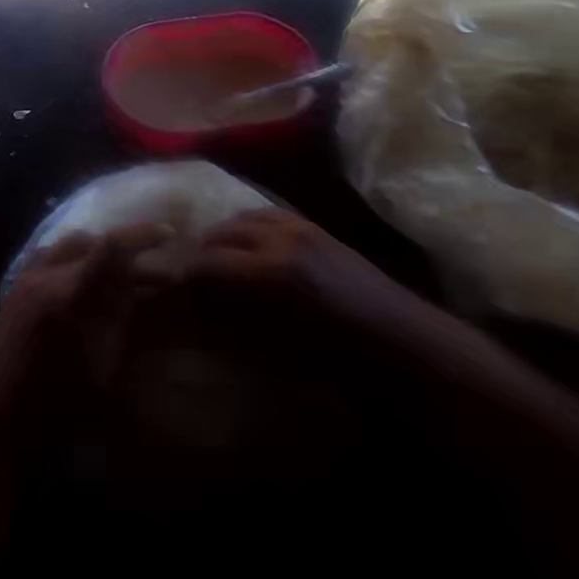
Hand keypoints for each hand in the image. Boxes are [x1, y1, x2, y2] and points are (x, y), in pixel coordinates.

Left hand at [0, 223, 171, 470]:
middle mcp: (45, 278)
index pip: (111, 246)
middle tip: (153, 274)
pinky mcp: (11, 293)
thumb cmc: (54, 413)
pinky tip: (83, 283)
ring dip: (97, 252)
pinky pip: (46, 259)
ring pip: (66, 247)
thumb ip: (120, 322)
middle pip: (91, 242)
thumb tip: (140, 289)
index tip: (168, 236)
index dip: (142, 234)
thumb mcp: (102, 371)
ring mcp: (23, 283)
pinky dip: (71, 260)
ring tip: (120, 275)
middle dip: (125, 251)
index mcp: (71, 297)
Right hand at [186, 207, 424, 334]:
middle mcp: (284, 240)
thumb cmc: (342, 362)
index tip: (170, 288)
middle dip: (201, 252)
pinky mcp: (320, 230)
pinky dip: (252, 227)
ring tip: (217, 258)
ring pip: (246, 218)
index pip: (208, 263)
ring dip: (225, 235)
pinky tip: (251, 247)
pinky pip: (273, 216)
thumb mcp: (278, 344)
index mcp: (273, 274)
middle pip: (223, 233)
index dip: (183, 275)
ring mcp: (305, 230)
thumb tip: (201, 304)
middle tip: (189, 275)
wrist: (408, 348)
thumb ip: (236, 315)